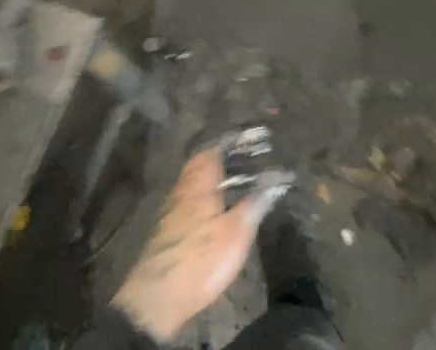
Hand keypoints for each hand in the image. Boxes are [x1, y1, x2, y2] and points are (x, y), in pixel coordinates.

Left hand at [112, 148, 281, 342]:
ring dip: (215, 177)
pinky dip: (208, 196)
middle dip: (223, 158)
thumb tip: (277, 180)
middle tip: (248, 158)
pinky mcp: (170, 231)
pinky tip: (219, 209)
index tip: (252, 138)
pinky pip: (192, 201)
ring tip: (238, 181)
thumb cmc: (201, 258)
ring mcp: (174, 210)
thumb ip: (256, 203)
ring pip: (196, 183)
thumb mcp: (236, 231)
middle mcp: (183, 190)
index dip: (232, 142)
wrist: (159, 297)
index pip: (213, 149)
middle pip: (201, 164)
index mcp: (199, 183)